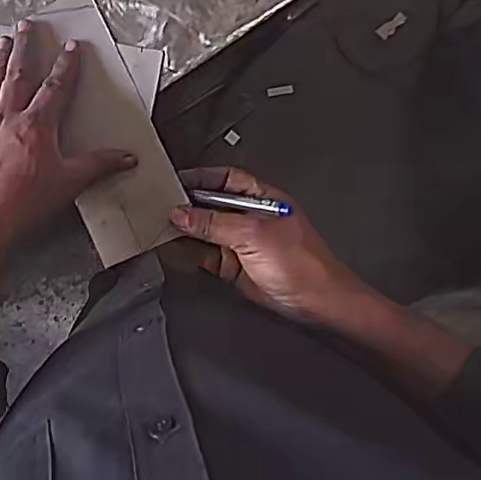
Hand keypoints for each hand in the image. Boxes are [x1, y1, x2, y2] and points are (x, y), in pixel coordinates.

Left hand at [0, 22, 137, 317]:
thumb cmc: (23, 205)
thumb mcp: (69, 184)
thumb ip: (99, 166)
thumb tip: (125, 158)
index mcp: (37, 126)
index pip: (56, 87)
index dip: (66, 65)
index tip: (71, 47)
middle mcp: (8, 119)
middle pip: (20, 75)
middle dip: (26, 48)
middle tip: (27, 26)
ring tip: (2, 41)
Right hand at [168, 167, 376, 329]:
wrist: (316, 302)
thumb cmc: (303, 264)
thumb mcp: (253, 234)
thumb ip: (214, 223)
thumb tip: (182, 214)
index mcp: (262, 199)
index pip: (226, 179)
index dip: (201, 178)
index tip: (177, 181)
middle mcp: (251, 218)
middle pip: (211, 205)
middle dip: (188, 206)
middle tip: (164, 206)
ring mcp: (242, 242)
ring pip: (206, 231)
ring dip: (186, 230)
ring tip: (164, 227)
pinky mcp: (234, 265)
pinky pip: (205, 254)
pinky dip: (189, 252)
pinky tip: (175, 249)